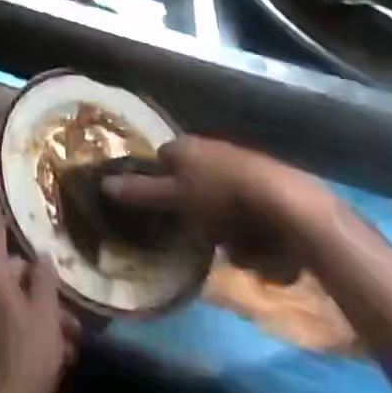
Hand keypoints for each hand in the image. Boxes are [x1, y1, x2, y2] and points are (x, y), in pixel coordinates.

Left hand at [0, 208, 79, 392]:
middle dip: (45, 287)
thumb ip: (45, 279)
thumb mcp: (45, 314)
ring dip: (45, 314)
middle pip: (14, 270)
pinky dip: (32, 327)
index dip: (4, 214)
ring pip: (17, 298)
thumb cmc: (24, 352)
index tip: (11, 198)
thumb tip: (42, 253)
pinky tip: (59, 352)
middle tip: (74, 307)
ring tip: (74, 340)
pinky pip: (10, 318)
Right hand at [101, 135, 336, 282]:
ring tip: (239, 247)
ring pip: (224, 196)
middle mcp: (211, 147)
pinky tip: (264, 244)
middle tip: (204, 234)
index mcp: (185, 146)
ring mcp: (243, 162)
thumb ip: (141, 192)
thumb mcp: (175, 199)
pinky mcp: (272, 181)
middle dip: (199, 209)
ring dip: (228, 222)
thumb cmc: (222, 197)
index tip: (168, 207)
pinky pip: (253, 205)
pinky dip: (255, 225)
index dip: (163, 183)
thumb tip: (103, 182)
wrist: (288, 204)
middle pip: (195, 181)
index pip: (163, 158)